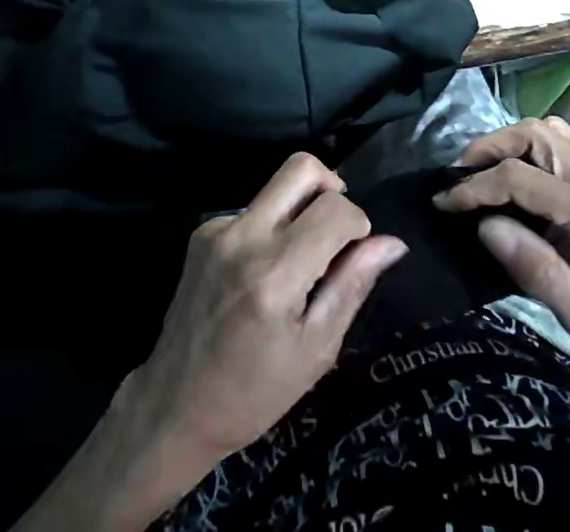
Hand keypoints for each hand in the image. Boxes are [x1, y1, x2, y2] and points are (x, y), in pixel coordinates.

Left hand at [122, 153, 407, 460]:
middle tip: (337, 228)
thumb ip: (353, 284)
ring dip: (300, 210)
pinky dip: (271, 227)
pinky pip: (252, 209)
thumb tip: (392, 242)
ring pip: (276, 186)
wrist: (177, 402)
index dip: (359, 224)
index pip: (335, 208)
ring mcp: (217, 228)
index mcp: (275, 271)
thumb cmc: (256, 389)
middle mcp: (242, 236)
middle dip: (332, 187)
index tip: (357, 252)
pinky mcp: (202, 232)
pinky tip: (265, 271)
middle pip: (301, 167)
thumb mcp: (317, 348)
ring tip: (299, 263)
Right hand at [435, 117, 569, 396]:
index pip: (522, 177)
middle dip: (487, 149)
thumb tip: (484, 224)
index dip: (475, 187)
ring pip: (546, 131)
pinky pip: (557, 145)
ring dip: (505, 145)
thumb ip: (534, 266)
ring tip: (477, 176)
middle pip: (535, 134)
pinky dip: (524, 151)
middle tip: (457, 180)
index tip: (443, 204)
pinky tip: (509, 180)